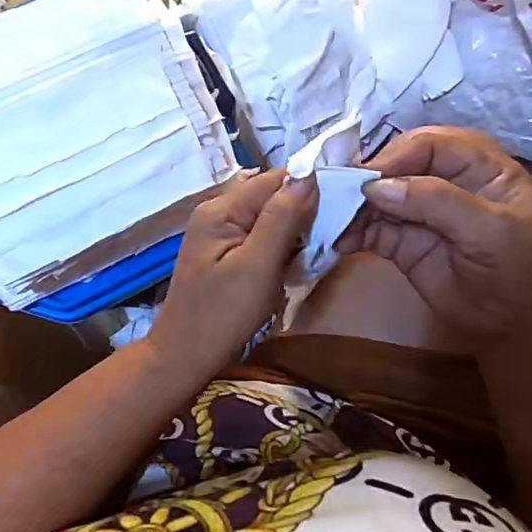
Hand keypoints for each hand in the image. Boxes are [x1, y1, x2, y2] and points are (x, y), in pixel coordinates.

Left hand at [149, 170, 317, 374]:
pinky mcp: (225, 253)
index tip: (347, 204)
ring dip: (296, 232)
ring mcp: (220, 233)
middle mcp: (217, 212)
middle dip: (305, 212)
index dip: (312, 186)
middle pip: (272, 195)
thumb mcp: (257, 266)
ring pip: (270, 217)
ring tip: (316, 253)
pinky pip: (261, 237)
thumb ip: (282, 219)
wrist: (184, 356)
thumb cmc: (221, 315)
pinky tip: (293, 265)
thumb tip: (309, 176)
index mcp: (221, 209)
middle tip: (334, 236)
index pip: (276, 179)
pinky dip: (282, 248)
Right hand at [336, 126, 531, 338]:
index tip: (367, 178)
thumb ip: (436, 201)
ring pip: (378, 198)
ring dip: (352, 208)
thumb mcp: (492, 230)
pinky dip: (350, 233)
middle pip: (397, 167)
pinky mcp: (402, 243)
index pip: (432, 144)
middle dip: (367, 179)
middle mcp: (446, 184)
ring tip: (331, 222)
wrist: (525, 329)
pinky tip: (338, 241)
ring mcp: (421, 214)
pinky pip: (370, 230)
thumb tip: (375, 187)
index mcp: (479, 168)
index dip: (398, 154)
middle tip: (338, 196)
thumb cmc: (524, 271)